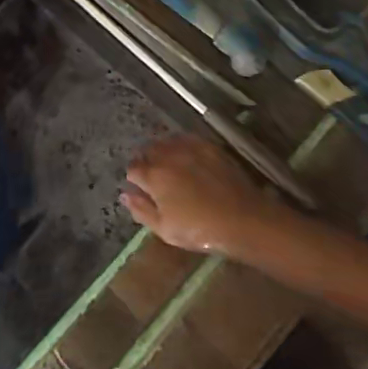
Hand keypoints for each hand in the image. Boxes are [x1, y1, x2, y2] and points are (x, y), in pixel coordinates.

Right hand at [120, 135, 287, 256]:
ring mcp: (190, 148)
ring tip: (170, 165)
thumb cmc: (200, 230)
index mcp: (154, 176)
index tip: (141, 188)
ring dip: (163, 151)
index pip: (133, 169)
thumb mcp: (165, 229)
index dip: (134, 179)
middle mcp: (168, 156)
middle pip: (148, 151)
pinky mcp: (209, 147)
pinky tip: (188, 157)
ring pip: (167, 142)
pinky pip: (188, 139)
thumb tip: (124, 194)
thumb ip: (141, 210)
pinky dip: (182, 145)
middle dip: (146, 162)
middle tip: (155, 178)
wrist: (243, 219)